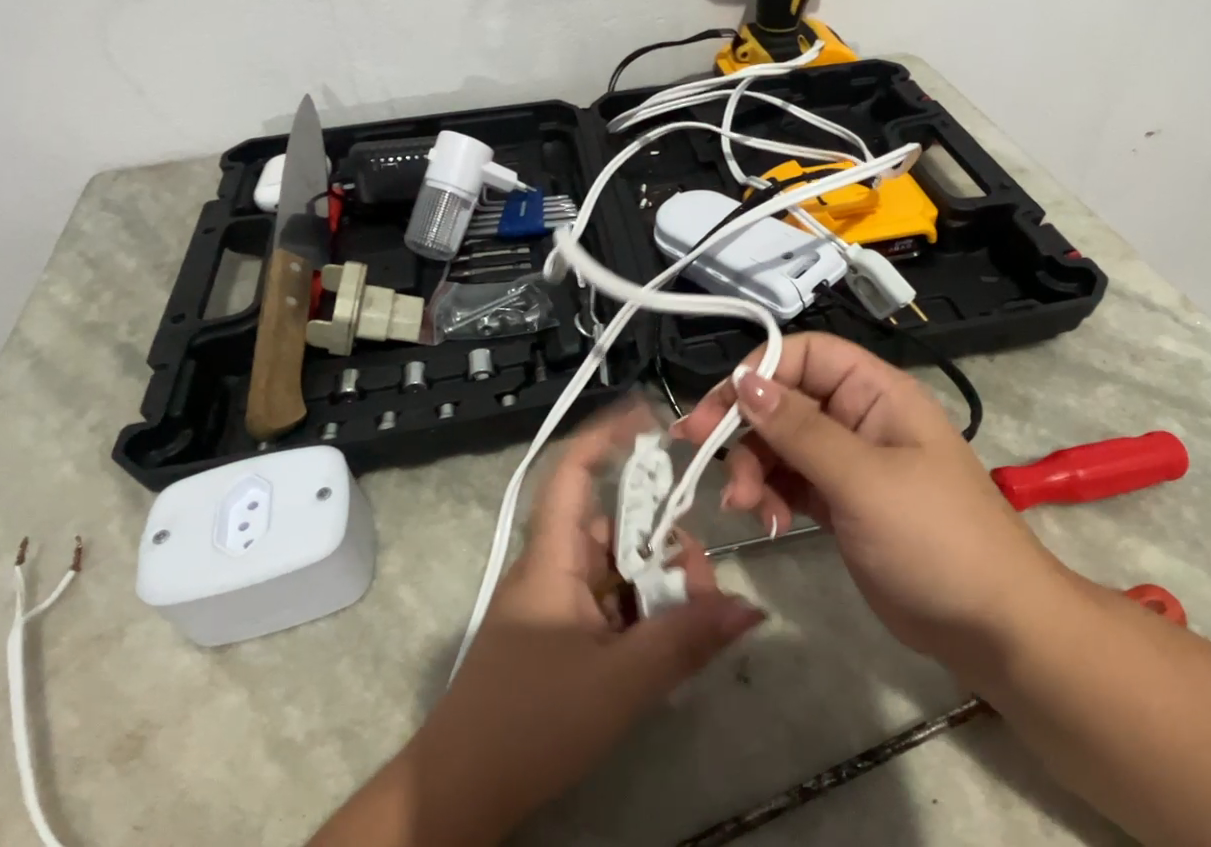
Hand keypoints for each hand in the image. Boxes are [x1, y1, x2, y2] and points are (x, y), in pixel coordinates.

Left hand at [400, 402, 766, 842]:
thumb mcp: (620, 681)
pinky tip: (671, 647)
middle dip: (665, 545)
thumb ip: (687, 641)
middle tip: (704, 591)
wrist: (459, 792)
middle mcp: (553, 574)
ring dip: (659, 588)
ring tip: (695, 624)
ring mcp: (554, 611)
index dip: (608, 437)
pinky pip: (611, 610)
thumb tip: (752, 608)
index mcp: (553, 562)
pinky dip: (643, 618)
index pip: (574, 474)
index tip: (652, 417)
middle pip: (615, 530)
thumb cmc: (530, 722)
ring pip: (618, 574)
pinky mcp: (558, 644)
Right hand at [671, 333, 1067, 662]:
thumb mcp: (863, 479)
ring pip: (780, 445)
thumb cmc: (935, 537)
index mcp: (877, 393)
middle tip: (701, 457)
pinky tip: (770, 521)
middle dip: (745, 430)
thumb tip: (743, 381)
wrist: (989, 623)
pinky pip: (791, 483)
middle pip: (784, 402)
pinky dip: (772, 496)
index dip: (759, 372)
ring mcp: (849, 464)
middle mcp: (860, 419)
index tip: (717, 409)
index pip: (806, 356)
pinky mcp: (841, 504)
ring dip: (754, 470)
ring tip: (749, 507)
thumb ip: (800, 430)